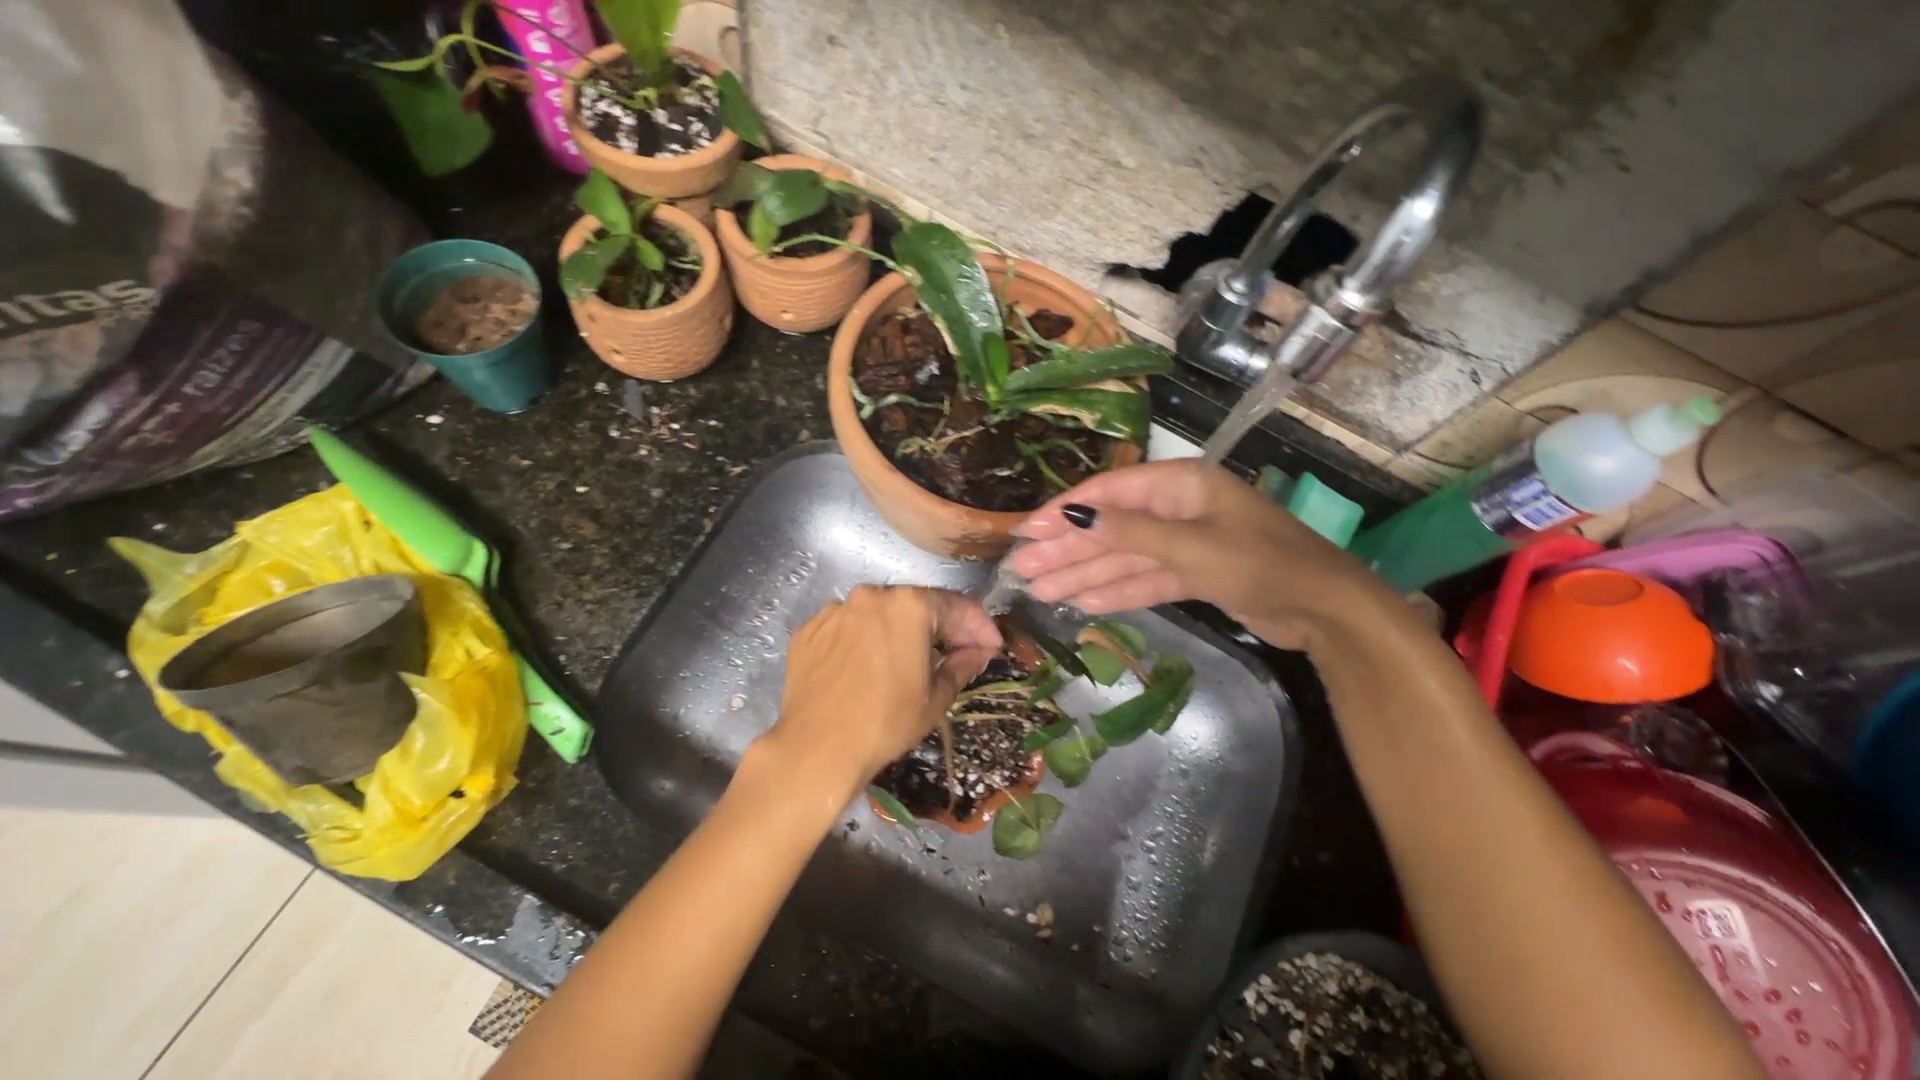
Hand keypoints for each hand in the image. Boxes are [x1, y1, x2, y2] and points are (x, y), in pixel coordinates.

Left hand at [765, 586, 1001, 798]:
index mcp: (909, 606)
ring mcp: (835, 611)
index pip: (955, 605)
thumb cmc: (887, 721)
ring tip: (911, 659)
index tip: (992, 645)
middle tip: (959, 650)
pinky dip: (864, 640)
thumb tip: (979, 651)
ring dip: (900, 631)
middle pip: (916, 604)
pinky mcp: (809, 630)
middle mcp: (871, 596)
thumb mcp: (936, 697)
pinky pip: (848, 627)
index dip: (979, 625)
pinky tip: (870, 666)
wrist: (818, 747)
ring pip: (879, 614)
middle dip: (941, 625)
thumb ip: (962, 664)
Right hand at [1007, 460, 1387, 649]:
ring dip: (1084, 574)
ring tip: (1041, 591)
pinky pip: (1146, 579)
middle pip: (1112, 527)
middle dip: (1068, 549)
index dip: (1066, 512)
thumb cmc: (1261, 564)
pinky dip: (1117, 591)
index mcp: (1181, 485)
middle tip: (1022, 571)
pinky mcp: (1196, 575)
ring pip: (1125, 557)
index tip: (1027, 531)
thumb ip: (1131, 534)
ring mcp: (1187, 543)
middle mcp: (1179, 508)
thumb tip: (1074, 517)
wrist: (1325, 608)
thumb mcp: (1192, 548)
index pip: (1110, 492)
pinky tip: (1083, 603)